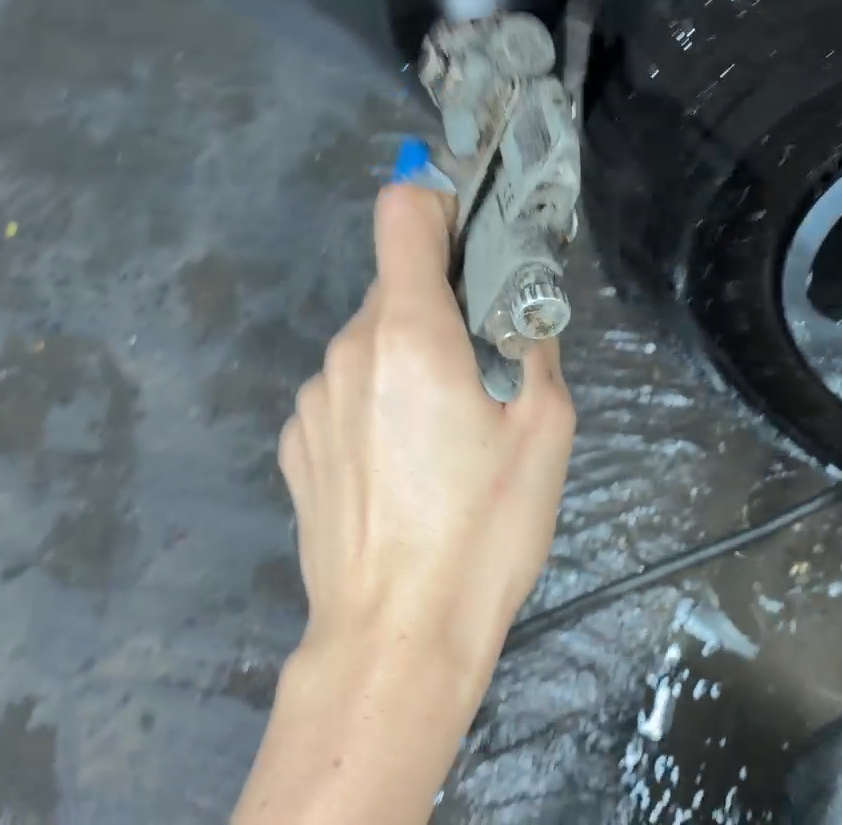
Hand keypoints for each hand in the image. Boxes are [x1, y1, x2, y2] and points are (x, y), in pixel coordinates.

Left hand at [279, 180, 575, 677]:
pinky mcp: (295, 444)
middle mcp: (347, 351)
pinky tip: (406, 470)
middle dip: (443, 308)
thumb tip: (513, 307)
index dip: (437, 205)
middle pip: (396, 287)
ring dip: (413, 361)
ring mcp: (311, 399)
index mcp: (409, 334)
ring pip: (373, 344)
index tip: (471, 235)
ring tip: (447, 436)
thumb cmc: (484, 529)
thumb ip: (531, 345)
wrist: (395, 636)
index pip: (401, 214)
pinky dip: (380, 404)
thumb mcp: (546, 428)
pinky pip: (348, 393)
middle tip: (486, 370)